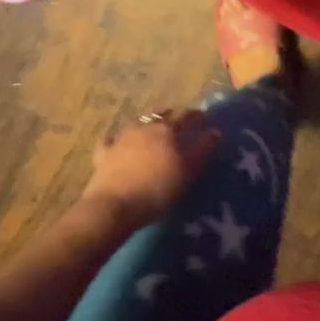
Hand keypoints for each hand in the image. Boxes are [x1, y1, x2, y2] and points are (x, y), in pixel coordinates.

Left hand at [81, 110, 220, 227]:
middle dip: (173, 118)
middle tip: (180, 126)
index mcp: (168, 129)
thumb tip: (215, 131)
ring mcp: (122, 138)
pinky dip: (116, 140)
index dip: (197, 116)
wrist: (114, 205)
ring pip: (139, 124)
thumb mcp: (188, 171)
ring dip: (148, 127)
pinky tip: (117, 143)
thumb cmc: (157, 188)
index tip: (205, 118)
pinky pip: (111, 141)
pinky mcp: (105, 153)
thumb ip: (203, 149)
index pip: (187, 115)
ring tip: (152, 135)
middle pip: (162, 116)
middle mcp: (145, 127)